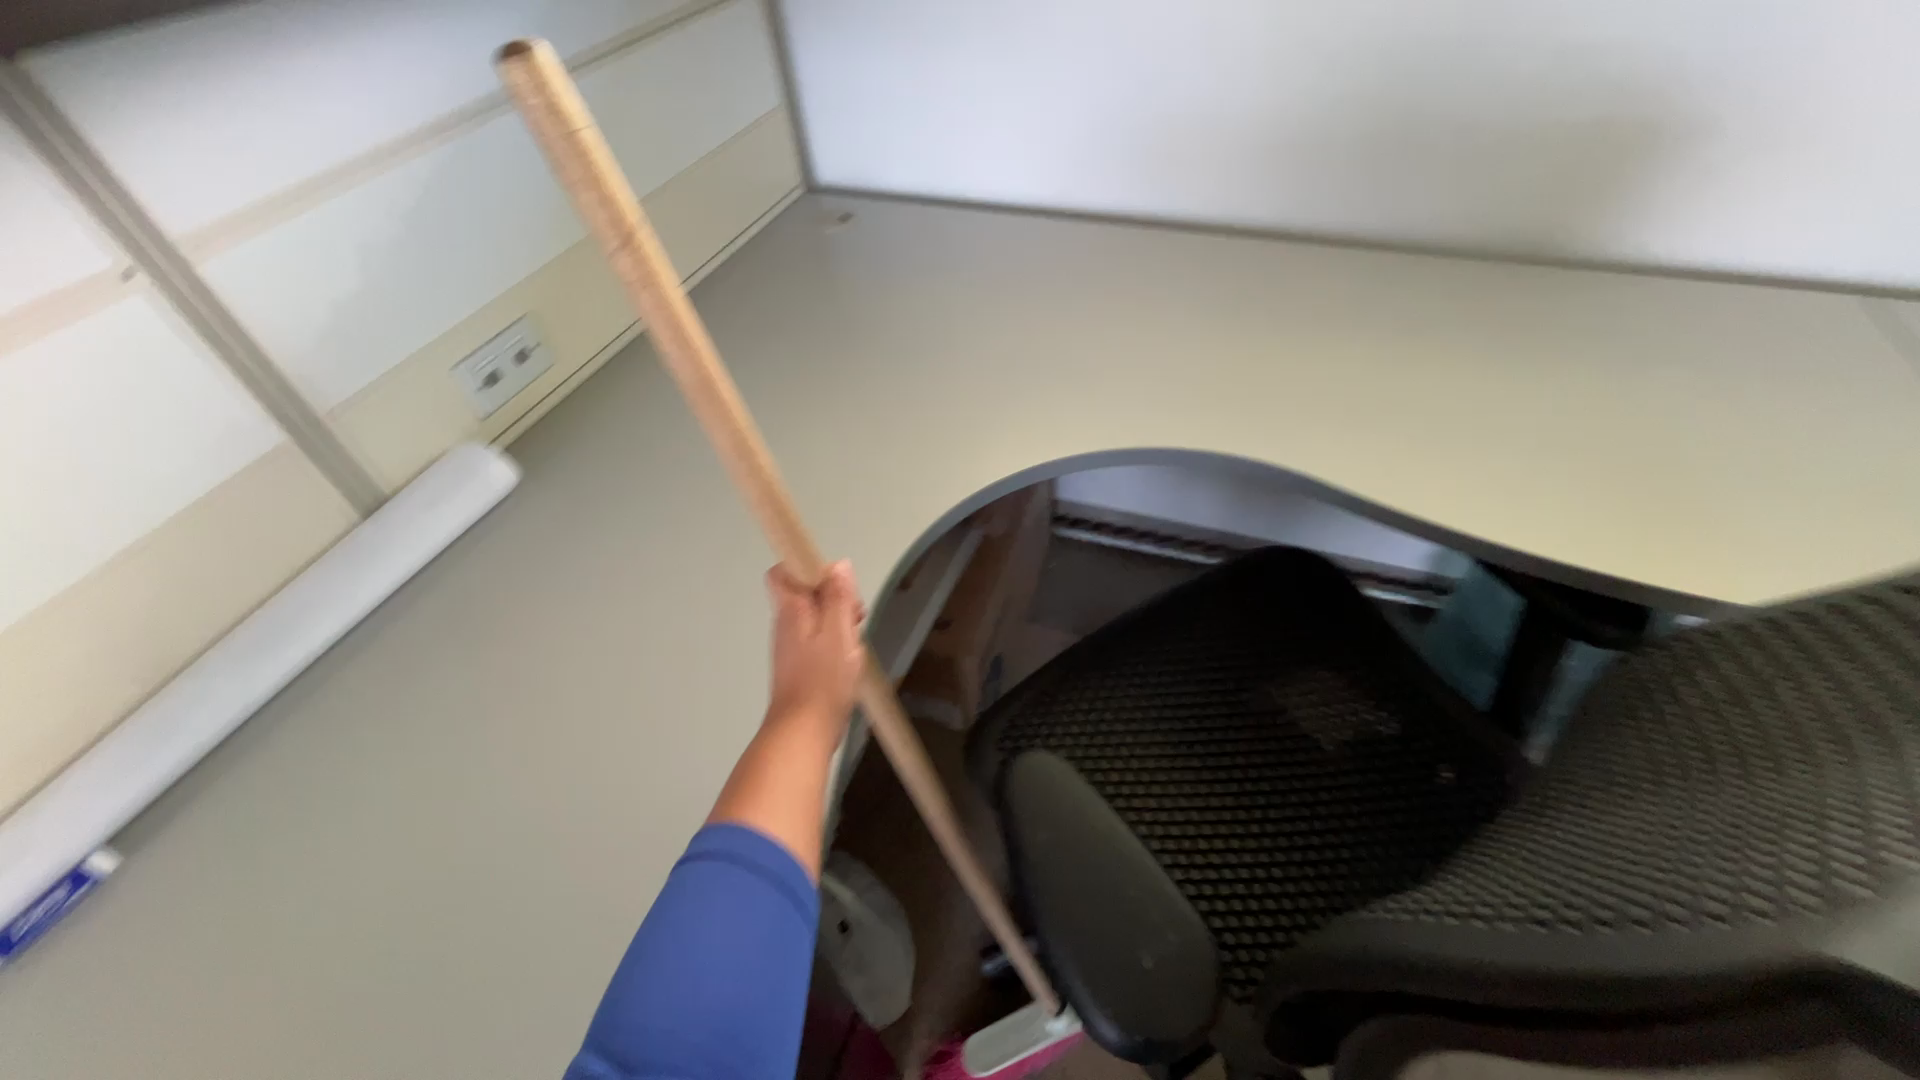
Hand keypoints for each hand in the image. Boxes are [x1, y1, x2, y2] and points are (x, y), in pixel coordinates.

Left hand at [765, 560, 864, 733]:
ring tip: (857, 640)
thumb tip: (838, 564)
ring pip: (814, 619)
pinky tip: (850, 659)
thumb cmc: (823, 679)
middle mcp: (785, 624)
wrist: (803, 731)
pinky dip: (835, 643)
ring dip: (838, 622)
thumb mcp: (839, 632)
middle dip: (833, 597)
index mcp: (791, 610)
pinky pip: (817, 641)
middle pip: (805, 595)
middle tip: (856, 615)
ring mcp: (790, 648)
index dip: (808, 568)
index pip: (783, 572)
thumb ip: (838, 597)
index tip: (836, 583)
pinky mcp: (799, 667)